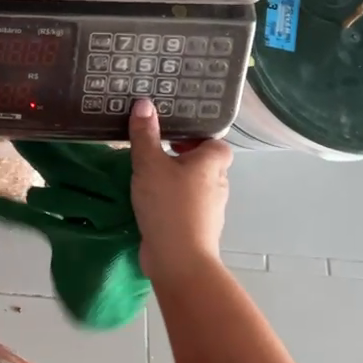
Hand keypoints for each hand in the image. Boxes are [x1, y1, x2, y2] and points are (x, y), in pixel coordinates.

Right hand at [126, 97, 232, 282]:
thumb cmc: (168, 204)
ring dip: (177, 180)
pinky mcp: (198, 227)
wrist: (179, 258)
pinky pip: (187, 205)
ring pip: (196, 186)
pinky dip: (173, 200)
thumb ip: (145, 134)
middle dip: (183, 158)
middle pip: (205, 164)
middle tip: (155, 152)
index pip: (216, 143)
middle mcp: (217, 184)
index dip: (198, 137)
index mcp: (212, 164)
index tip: (173, 136)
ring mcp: (210, 209)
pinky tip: (151, 201)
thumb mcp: (149, 163)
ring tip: (148, 176)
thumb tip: (144, 103)